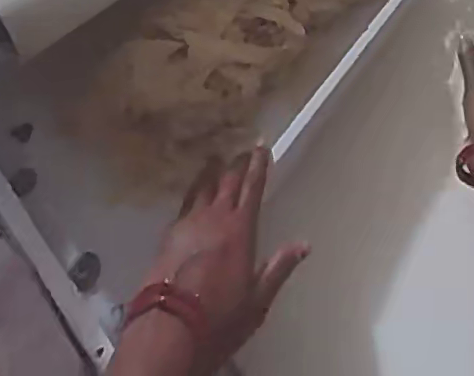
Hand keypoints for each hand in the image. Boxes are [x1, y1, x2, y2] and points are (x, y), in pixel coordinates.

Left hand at [139, 145, 308, 373]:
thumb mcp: (257, 300)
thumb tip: (304, 244)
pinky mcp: (170, 231)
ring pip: (204, 185)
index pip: (252, 188)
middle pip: (228, 180)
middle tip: (243, 150)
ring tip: (215, 159)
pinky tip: (194, 191)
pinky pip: (186, 201)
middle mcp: (215, 216)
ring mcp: (190, 221)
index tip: (261, 146)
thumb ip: (279, 268)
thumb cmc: (220, 317)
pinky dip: (194, 190)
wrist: (170, 327)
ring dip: (212, 171)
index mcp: (240, 229)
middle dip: (237, 163)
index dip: (258, 165)